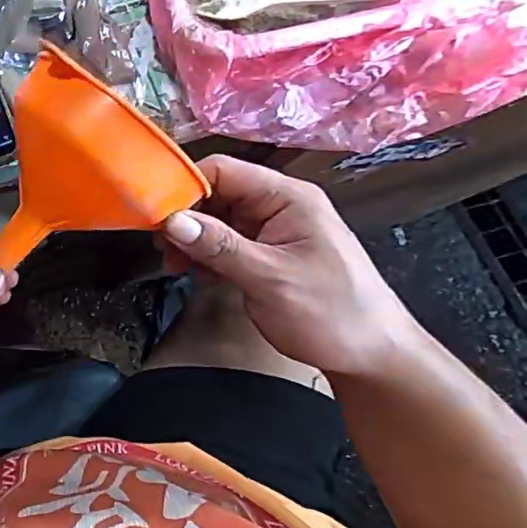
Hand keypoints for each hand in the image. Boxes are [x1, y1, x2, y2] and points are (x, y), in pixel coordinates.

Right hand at [157, 155, 421, 378]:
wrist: (371, 356)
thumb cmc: (331, 313)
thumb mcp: (269, 277)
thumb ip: (219, 246)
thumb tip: (172, 220)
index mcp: (287, 198)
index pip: (223, 171)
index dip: (185, 186)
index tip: (155, 214)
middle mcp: (278, 206)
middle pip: (217, 194)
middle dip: (186, 217)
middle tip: (161, 246)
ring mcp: (272, 231)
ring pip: (218, 221)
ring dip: (193, 240)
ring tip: (176, 265)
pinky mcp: (267, 255)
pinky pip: (226, 245)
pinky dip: (207, 256)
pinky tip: (198, 274)